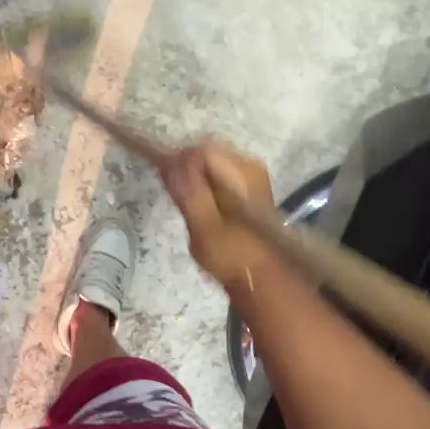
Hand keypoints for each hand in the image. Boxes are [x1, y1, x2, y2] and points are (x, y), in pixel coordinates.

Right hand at [162, 140, 277, 292]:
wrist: (266, 278)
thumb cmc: (234, 256)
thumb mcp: (205, 227)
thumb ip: (188, 193)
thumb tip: (168, 163)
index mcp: (241, 172)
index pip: (200, 150)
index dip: (177, 162)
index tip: (163, 182)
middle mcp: (249, 166)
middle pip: (206, 152)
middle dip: (185, 168)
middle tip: (172, 194)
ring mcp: (251, 176)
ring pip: (211, 163)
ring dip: (193, 178)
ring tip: (183, 203)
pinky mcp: (248, 188)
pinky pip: (218, 174)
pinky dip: (203, 184)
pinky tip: (198, 205)